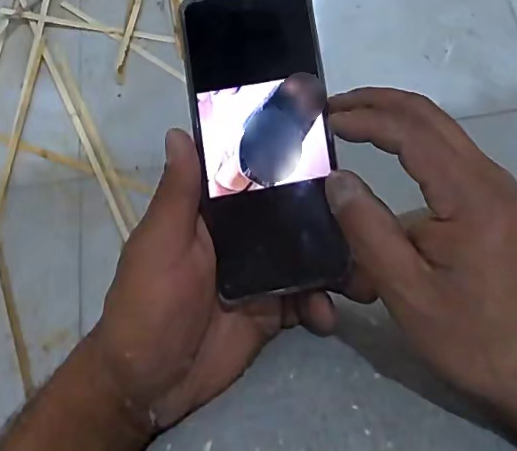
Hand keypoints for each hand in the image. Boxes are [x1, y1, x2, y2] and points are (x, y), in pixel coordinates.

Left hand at [0, 129, 336, 450]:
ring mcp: (263, 272)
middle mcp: (247, 234)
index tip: (330, 147)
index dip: (293, 160)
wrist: (148, 384)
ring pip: (310, 255)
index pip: (262, 174)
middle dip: (331, 215)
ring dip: (337, 261)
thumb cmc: (148, 301)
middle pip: (296, 214)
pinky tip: (329, 314)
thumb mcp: (161, 241)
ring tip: (363, 274)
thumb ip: (178, 191)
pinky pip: (307, 298)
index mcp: (220, 210)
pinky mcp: (273, 309)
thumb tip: (177, 131)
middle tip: (368, 215)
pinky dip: (322, 304)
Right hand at [324, 88, 516, 413]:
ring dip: (394, 113)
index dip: (365, 118)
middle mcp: (486, 173)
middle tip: (332, 106)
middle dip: (377, 101)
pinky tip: (385, 142)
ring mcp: (492, 179)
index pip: (411, 132)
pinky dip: (410, 132)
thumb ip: (368, 231)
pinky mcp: (490, 190)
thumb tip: (337, 179)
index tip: (325, 120)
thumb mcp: (408, 292)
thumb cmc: (469, 335)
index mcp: (470, 193)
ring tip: (350, 116)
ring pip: (438, 124)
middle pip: (427, 114)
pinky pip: (446, 144)